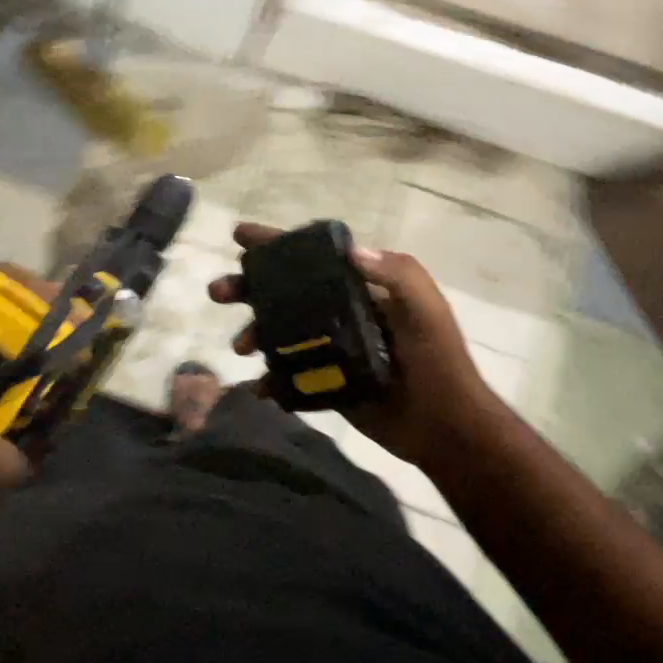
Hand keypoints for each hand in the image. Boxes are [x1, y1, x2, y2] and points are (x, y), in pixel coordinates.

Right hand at [208, 222, 495, 465]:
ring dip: (253, 333)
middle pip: (282, 292)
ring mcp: (329, 348)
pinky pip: (287, 377)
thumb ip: (397, 274)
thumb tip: (352, 250)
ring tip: (241, 346)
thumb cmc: (438, 360)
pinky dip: (268, 380)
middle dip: (246, 288)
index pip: (311, 258)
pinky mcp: (325, 383)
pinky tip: (257, 387)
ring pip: (278, 333)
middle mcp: (338, 312)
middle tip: (217, 292)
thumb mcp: (426, 309)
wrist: (445, 427)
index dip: (274, 244)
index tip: (238, 235)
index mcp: (359, 288)